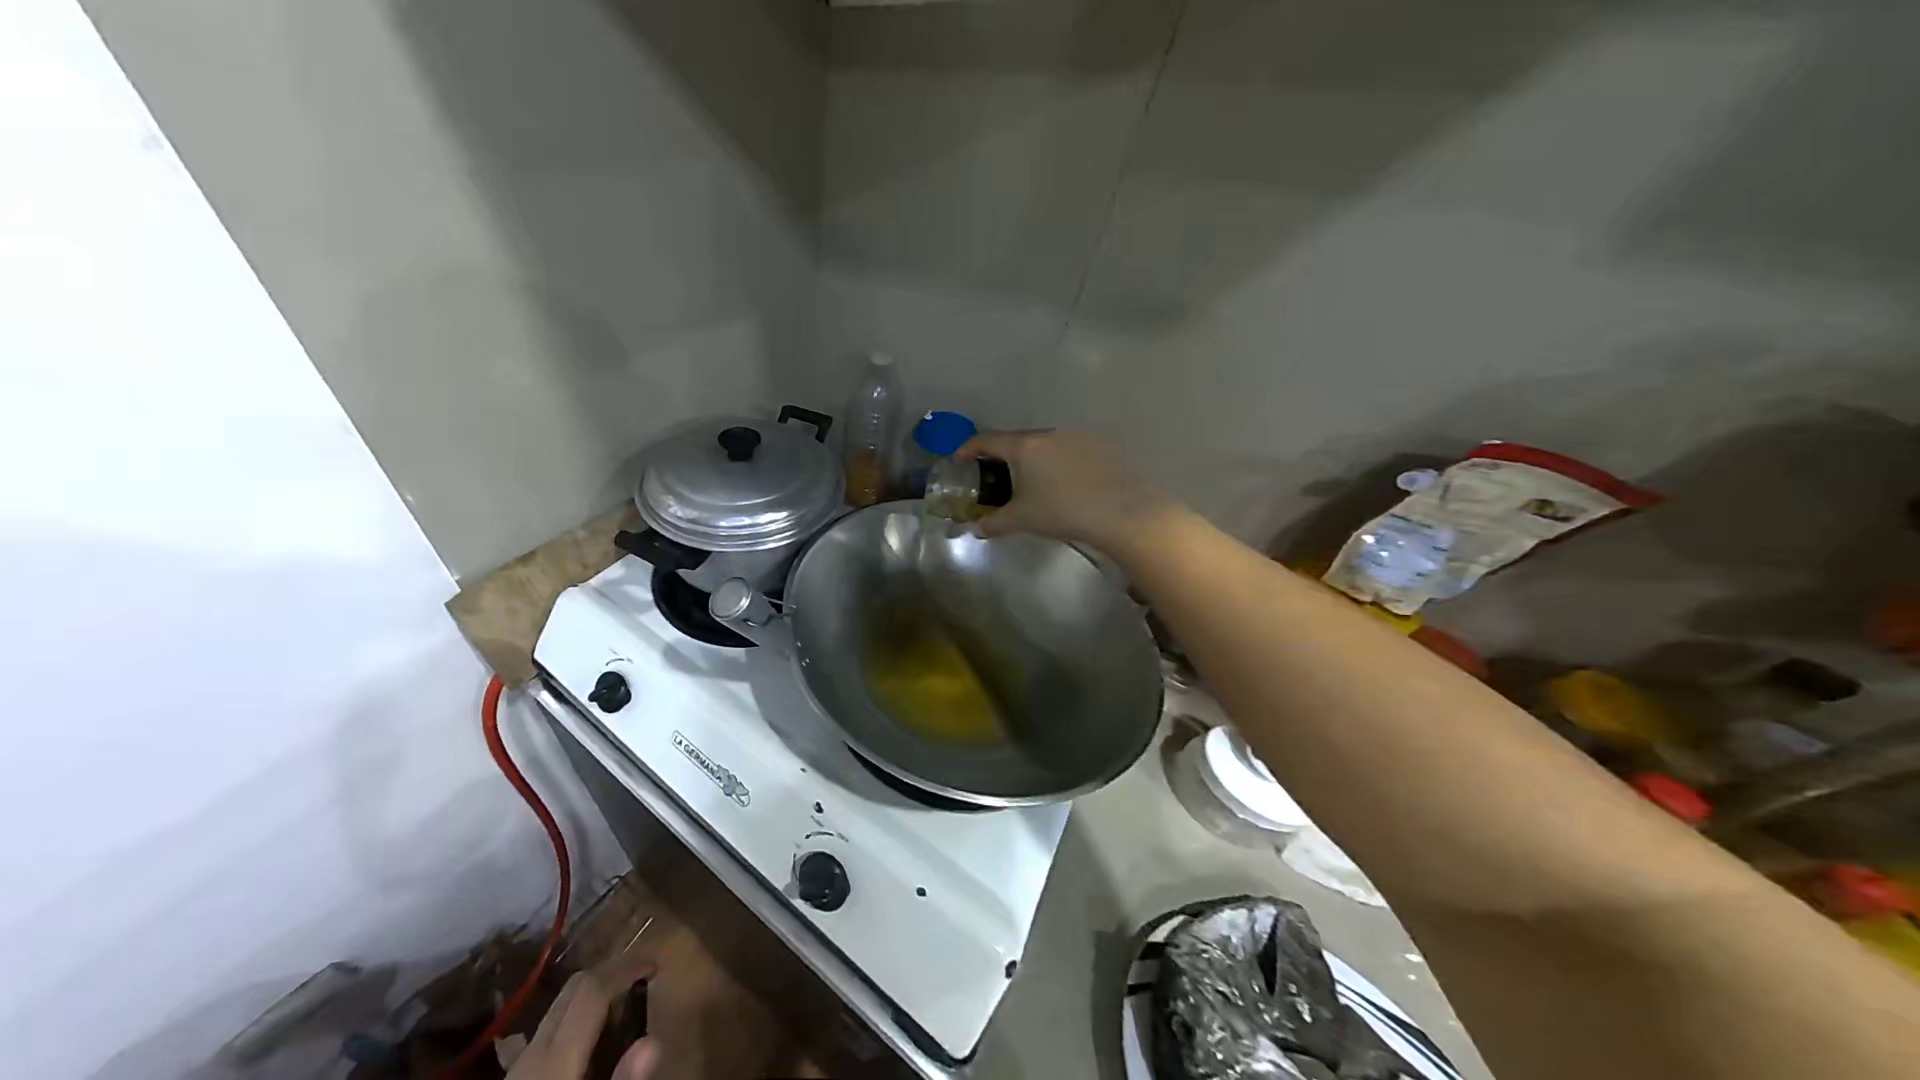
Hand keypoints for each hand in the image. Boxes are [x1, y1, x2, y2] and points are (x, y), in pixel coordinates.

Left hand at [503, 946, 658, 1079]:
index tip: (656, 964)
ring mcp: (518, 1061)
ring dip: (593, 991)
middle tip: (643, 974)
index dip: (626, 969)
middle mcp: (533, 1049)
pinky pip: (548, 1028)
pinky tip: (588, 1032)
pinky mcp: (514, 1073)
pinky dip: (575, 1015)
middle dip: (611, 972)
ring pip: (558, 1005)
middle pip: (573, 989)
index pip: (592, 989)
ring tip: (622, 998)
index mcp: (554, 1054)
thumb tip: (654, 1041)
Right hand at [957, 430, 1180, 550]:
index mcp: (1024, 446)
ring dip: (1033, 458)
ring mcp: (1077, 437)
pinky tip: (1064, 483)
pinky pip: (1069, 451)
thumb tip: (978, 528)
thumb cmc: (1062, 511)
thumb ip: (995, 522)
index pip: (987, 440)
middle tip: (995, 475)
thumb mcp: (1022, 519)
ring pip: (1045, 444)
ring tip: (1031, 481)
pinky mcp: (1101, 446)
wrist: (1121, 511)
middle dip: (1002, 456)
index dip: (968, 449)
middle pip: (1016, 440)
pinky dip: (1058, 463)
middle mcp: (1049, 434)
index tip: (959, 459)